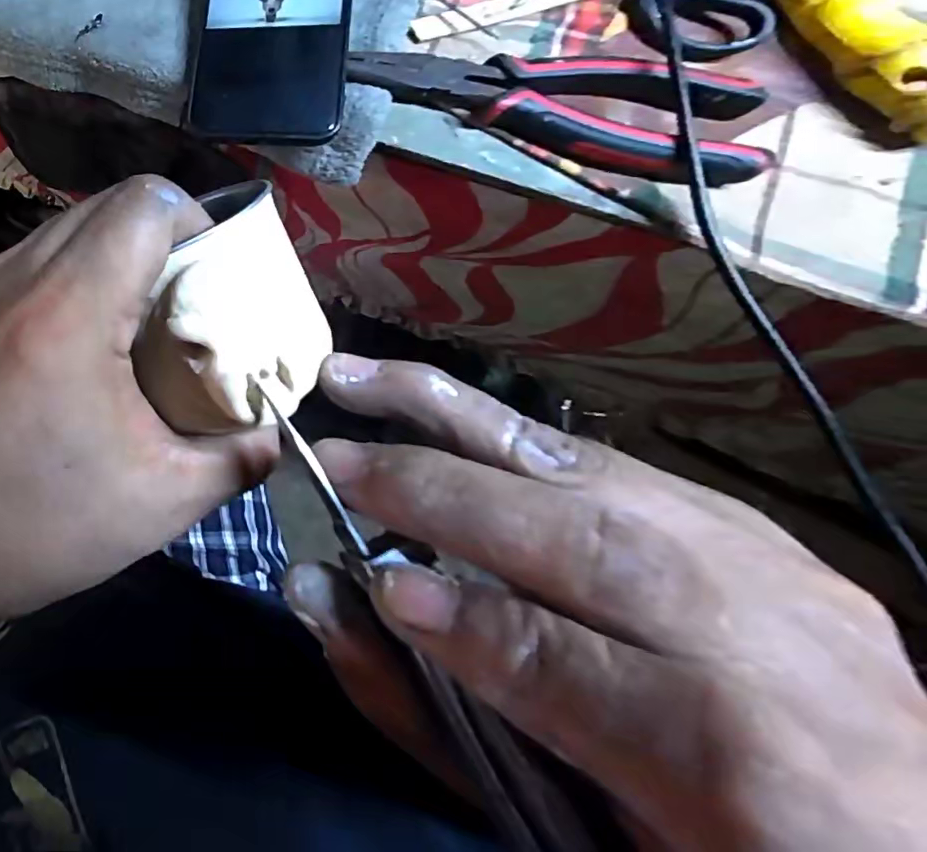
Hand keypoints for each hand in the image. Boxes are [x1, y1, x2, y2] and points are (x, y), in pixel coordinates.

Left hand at [0, 176, 279, 635]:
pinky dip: (82, 270)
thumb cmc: (44, 523)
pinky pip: (43, 255)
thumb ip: (240, 449)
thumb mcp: (164, 497)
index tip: (218, 279)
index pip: (147, 204)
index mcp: (67, 309)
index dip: (199, 224)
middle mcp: (19, 276)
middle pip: (112, 204)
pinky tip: (96, 332)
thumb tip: (272, 420)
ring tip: (146, 319)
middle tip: (192, 301)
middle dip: (166, 236)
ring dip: (121, 253)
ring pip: (74, 225)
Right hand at [285, 355, 926, 850]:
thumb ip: (423, 703)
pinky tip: (434, 407)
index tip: (372, 583)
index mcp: (732, 765)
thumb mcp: (550, 812)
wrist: (904, 836)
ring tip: (350, 377)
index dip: (465, 620)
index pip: (571, 668)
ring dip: (450, 413)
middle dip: (436, 491)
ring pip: (594, 470)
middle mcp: (771, 645)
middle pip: (587, 543)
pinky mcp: (750, 526)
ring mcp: (771, 568)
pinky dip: (501, 430)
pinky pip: (606, 463)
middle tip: (325, 458)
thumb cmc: (679, 832)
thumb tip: (316, 592)